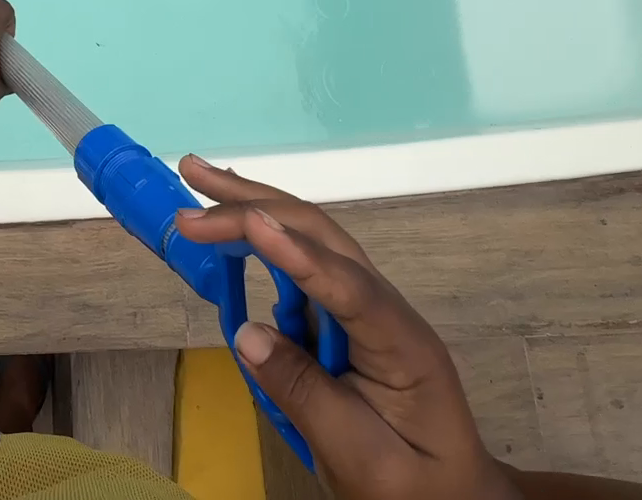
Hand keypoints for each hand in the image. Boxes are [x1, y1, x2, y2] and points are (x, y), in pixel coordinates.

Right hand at [173, 156, 520, 499]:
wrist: (450, 498)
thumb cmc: (412, 486)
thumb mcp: (362, 459)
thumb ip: (305, 395)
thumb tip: (247, 334)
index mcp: (400, 341)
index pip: (348, 286)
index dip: (299, 253)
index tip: (252, 225)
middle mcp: (381, 302)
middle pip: (319, 233)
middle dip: (254, 204)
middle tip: (191, 182)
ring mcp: (358, 299)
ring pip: (304, 231)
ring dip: (250, 202)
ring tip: (196, 174)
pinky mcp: (336, 306)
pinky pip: (293, 257)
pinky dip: (254, 231)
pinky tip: (226, 215)